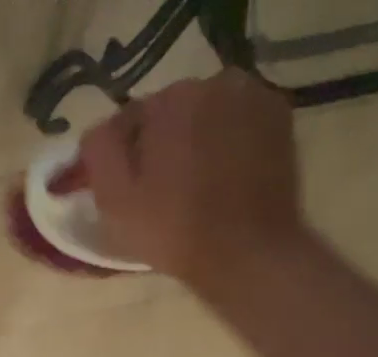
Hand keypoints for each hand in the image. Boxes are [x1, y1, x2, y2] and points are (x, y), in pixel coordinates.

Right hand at [80, 69, 305, 290]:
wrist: (247, 252)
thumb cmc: (171, 227)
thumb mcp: (113, 196)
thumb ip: (98, 149)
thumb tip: (99, 131)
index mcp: (171, 99)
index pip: (126, 119)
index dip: (116, 153)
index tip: (113, 182)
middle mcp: (216, 83)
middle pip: (169, 111)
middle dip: (156, 141)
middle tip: (150, 185)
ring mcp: (254, 97)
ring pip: (203, 115)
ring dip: (190, 139)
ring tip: (186, 181)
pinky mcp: (279, 119)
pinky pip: (234, 123)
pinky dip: (222, 141)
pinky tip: (216, 174)